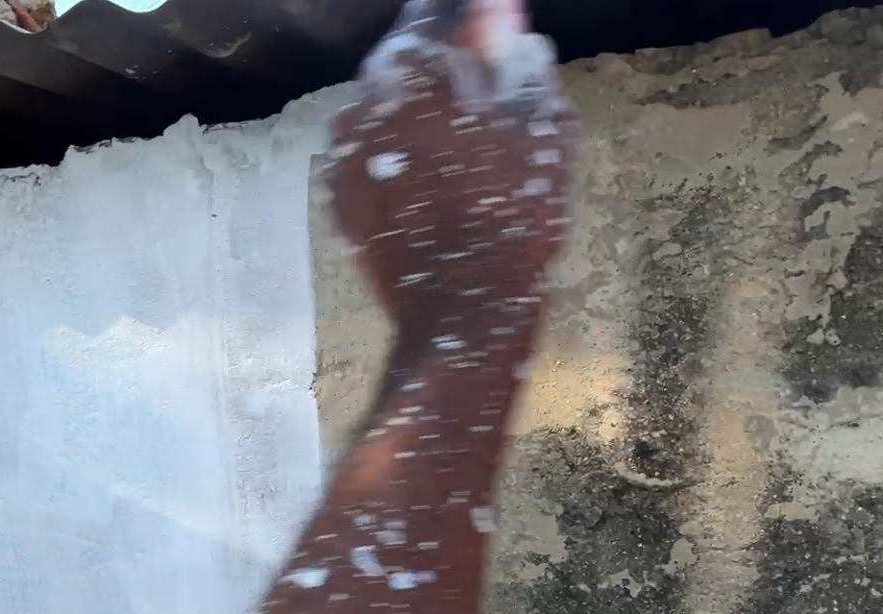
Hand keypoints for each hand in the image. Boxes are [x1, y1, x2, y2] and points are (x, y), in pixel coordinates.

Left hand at [322, 0, 579, 327]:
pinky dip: (394, 163)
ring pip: (381, 119)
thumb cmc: (513, 218)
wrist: (462, 315)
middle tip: (480, 92)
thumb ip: (519, 61)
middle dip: (441, 71)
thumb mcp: (542, 127)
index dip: (472, 21)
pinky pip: (368, 166)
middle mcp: (360, 109)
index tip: (494, 30)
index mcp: (410, 72)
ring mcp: (342, 164)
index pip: (435, 16)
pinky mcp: (340, 211)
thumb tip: (502, 23)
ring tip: (454, 147)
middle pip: (403, 69)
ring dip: (414, 118)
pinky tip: (426, 185)